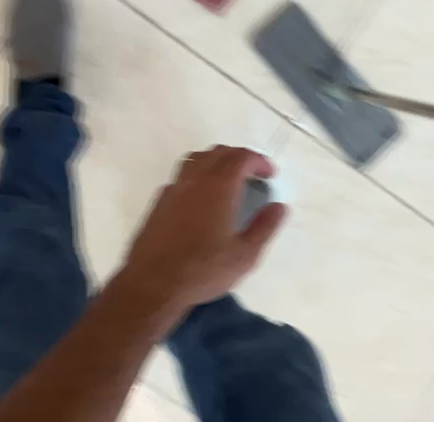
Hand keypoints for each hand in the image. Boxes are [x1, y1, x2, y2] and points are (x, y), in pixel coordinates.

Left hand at [111, 146, 286, 313]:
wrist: (153, 282)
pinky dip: (197, 175)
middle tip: (252, 176)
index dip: (259, 161)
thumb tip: (280, 206)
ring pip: (198, 158)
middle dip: (240, 158)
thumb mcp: (244, 256)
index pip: (243, 157)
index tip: (270, 175)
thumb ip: (265, 227)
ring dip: (216, 161)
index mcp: (220, 185)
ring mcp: (175, 186)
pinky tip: (200, 198)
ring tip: (227, 180)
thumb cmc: (203, 269)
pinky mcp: (159, 199)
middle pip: (220, 152)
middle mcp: (196, 178)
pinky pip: (182, 175)